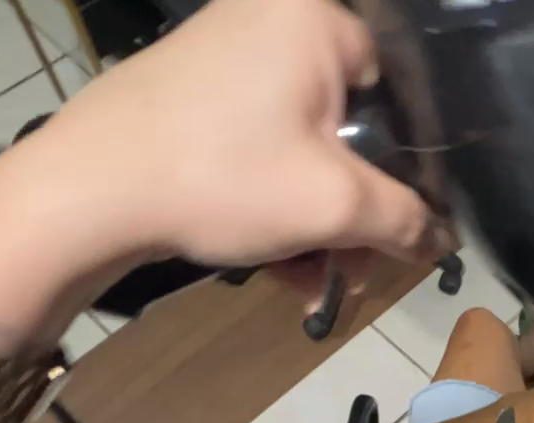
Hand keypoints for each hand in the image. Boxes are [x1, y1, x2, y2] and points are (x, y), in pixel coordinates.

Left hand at [3, 0, 430, 269]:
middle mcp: (273, 21)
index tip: (403, 228)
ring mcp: (229, 56)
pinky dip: (278, 209)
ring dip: (318, 226)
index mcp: (316, 19)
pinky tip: (280, 267)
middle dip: (356, 215)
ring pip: (305, 153)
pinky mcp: (197, 95)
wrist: (88, 194)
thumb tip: (444, 240)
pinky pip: (263, 153)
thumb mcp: (335, 207)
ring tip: (313, 284)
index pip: (398, 93)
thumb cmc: (224, 179)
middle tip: (355, 273)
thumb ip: (405, 222)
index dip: (408, 169)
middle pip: (350, 132)